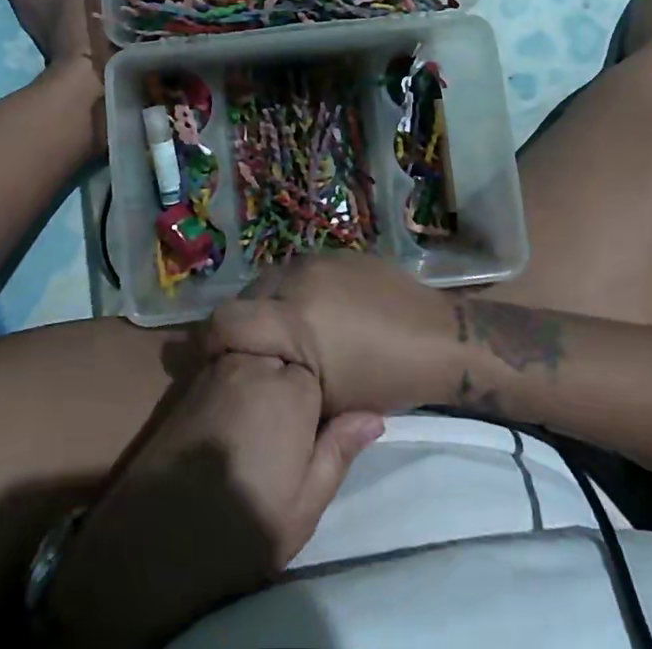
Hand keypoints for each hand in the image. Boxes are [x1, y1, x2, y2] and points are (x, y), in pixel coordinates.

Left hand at [46, 353, 382, 647]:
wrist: (152, 542)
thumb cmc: (241, 526)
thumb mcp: (305, 503)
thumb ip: (338, 450)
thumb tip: (373, 415)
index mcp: (289, 389)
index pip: (318, 364)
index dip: (321, 390)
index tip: (320, 417)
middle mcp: (251, 365)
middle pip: (285, 347)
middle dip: (294, 370)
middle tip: (293, 416)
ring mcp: (214, 370)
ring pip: (254, 350)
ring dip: (264, 369)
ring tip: (263, 415)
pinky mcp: (188, 384)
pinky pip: (226, 360)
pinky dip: (237, 373)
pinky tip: (234, 411)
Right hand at [206, 253, 469, 415]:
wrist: (441, 339)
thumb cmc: (386, 381)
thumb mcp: (326, 399)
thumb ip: (278, 383)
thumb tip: (241, 379)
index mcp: (294, 319)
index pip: (225, 322)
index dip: (210, 343)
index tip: (217, 361)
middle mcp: (298, 279)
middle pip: (246, 296)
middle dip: (247, 323)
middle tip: (263, 349)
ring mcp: (320, 259)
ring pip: (270, 279)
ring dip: (271, 304)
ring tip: (291, 329)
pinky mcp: (339, 251)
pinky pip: (299, 270)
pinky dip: (297, 290)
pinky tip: (319, 310)